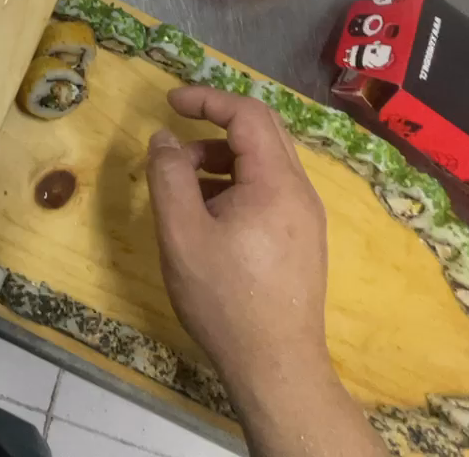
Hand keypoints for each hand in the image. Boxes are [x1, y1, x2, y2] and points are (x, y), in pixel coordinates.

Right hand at [147, 86, 331, 396]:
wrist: (275, 368)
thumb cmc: (224, 297)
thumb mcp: (181, 232)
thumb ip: (169, 175)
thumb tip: (164, 138)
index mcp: (276, 183)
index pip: (247, 114)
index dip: (207, 99)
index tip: (169, 103)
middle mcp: (299, 192)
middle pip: (262, 129)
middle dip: (214, 121)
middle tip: (175, 128)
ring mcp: (304, 216)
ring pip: (263, 160)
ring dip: (219, 155)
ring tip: (181, 182)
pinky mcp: (300, 237)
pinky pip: (267, 187)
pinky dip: (233, 180)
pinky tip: (205, 211)